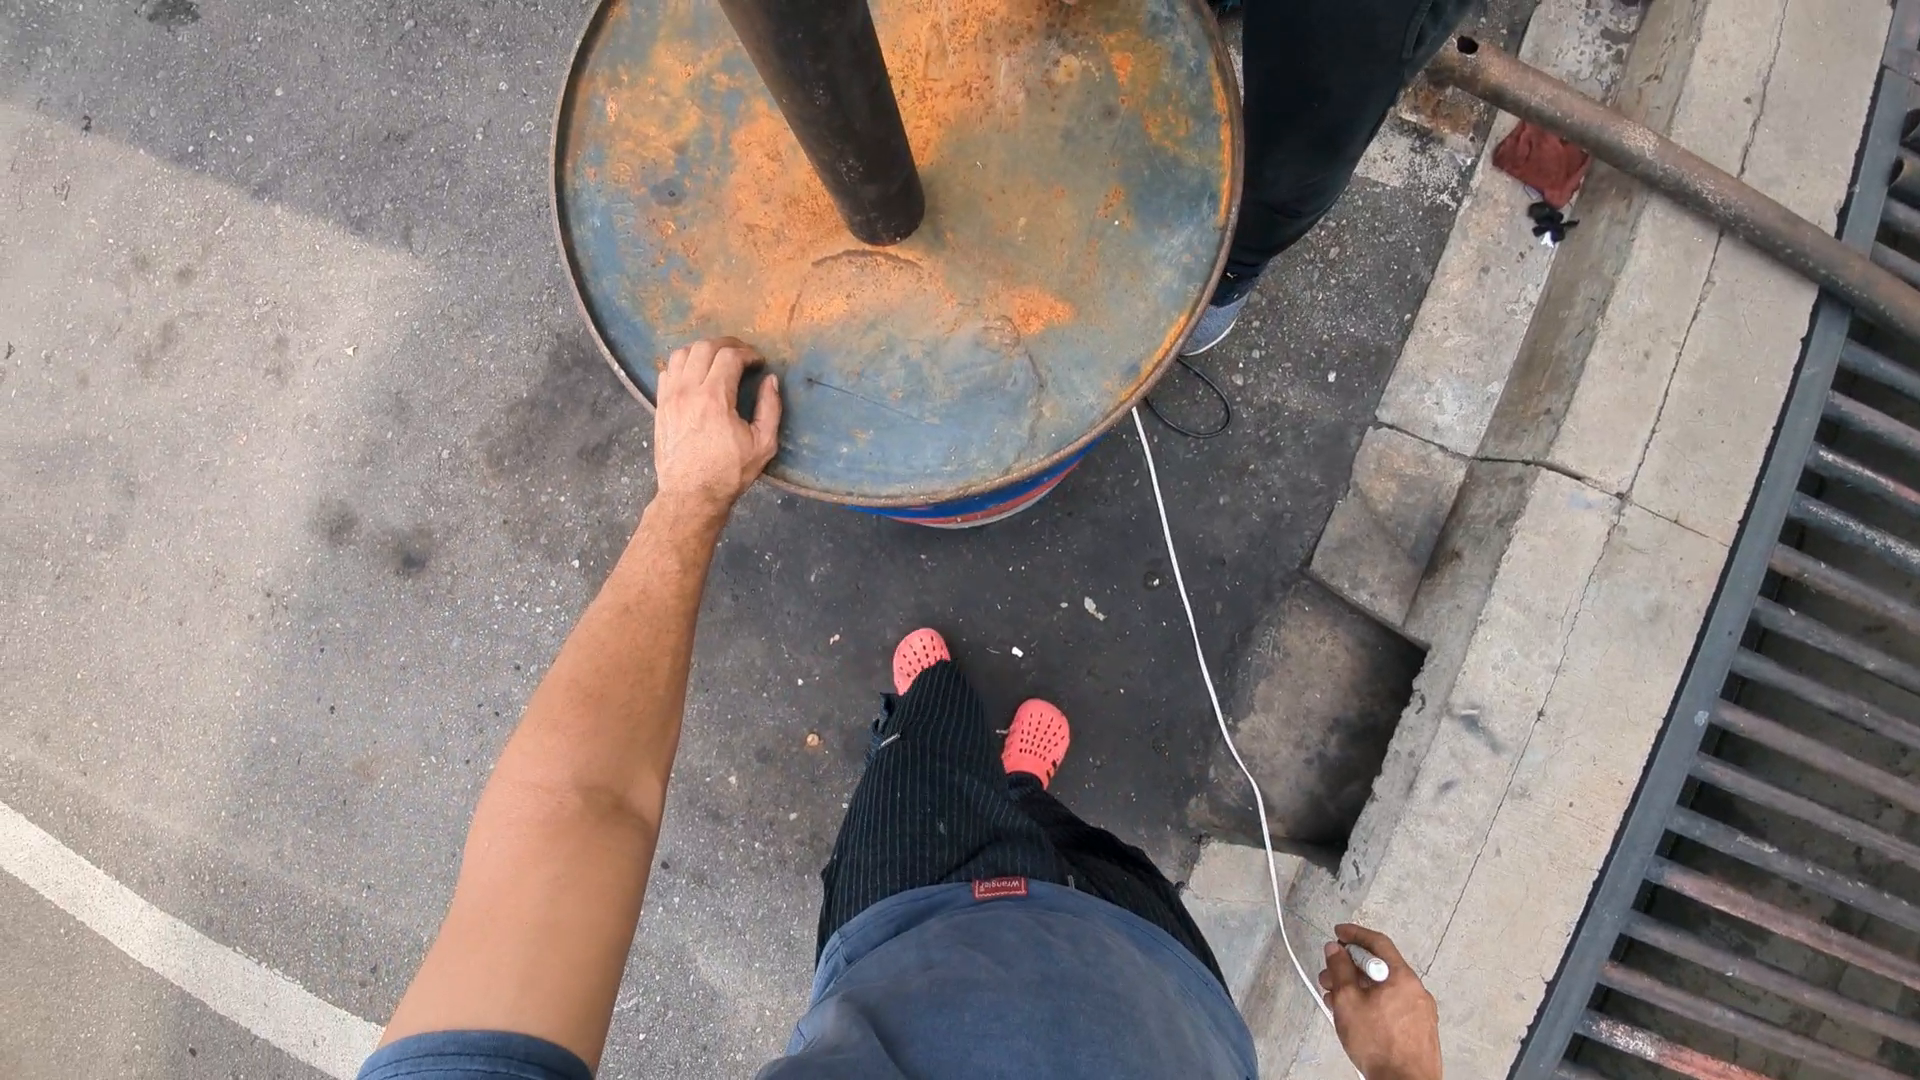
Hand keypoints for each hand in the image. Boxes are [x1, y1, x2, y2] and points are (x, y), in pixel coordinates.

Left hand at [653, 338, 780, 516]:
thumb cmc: (730, 472)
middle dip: (727, 345)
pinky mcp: (660, 406)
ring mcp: (670, 397)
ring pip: (682, 353)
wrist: (692, 494)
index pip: (730, 356)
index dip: (748, 354)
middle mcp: (688, 391)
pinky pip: (668, 371)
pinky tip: (696, 375)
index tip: (759, 363)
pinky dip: (684, 365)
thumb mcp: (763, 444)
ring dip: (703, 350)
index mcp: (715, 398)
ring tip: (719, 361)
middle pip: (704, 347)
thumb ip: (770, 408)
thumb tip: (771, 381)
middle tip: (743, 355)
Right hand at [1319, 924, 1441, 1079]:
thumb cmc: (1377, 1043)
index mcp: (1403, 978)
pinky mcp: (1421, 1031)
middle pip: (1380, 967)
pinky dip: (1372, 1003)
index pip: (1379, 942)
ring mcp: (1422, 1013)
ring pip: (1384, 988)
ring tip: (1335, 1000)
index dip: (1354, 934)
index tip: (1337, 933)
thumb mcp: (1347, 1000)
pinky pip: (1393, 1005)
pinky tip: (1355, 1015)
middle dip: (1350, 967)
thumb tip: (1335, 948)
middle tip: (1329, 975)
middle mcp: (1417, 991)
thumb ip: (1339, 968)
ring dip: (1358, 987)